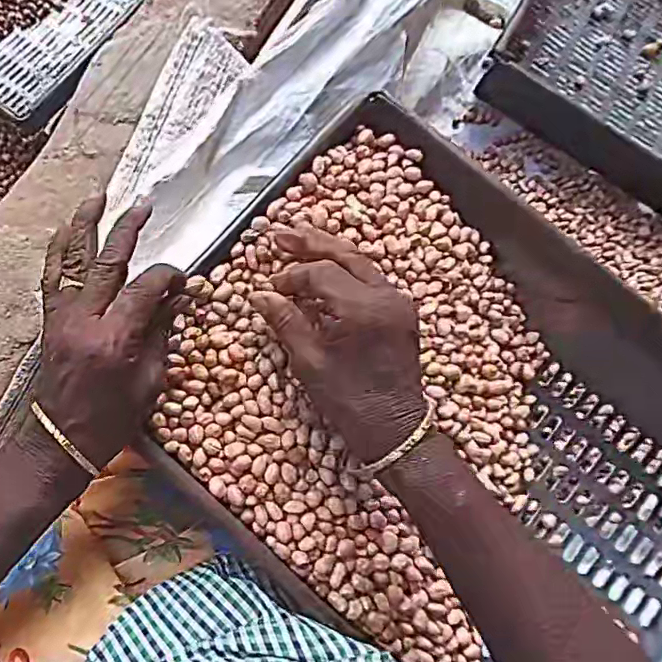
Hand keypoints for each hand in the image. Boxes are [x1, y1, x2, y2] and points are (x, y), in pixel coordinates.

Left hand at [34, 194, 184, 468]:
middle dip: (128, 229)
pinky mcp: (50, 321)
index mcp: (114, 340)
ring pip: (73, 260)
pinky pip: (53, 277)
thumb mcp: (148, 384)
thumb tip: (176, 300)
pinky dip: (59, 251)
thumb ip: (161, 335)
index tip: (181, 280)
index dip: (167, 277)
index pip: (144, 289)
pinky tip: (66, 231)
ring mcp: (62, 318)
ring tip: (97, 197)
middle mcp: (85, 321)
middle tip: (143, 206)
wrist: (59, 440)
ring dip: (85, 225)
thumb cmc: (110, 421)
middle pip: (108, 262)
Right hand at [247, 225, 427, 463]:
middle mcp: (386, 298)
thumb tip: (260, 295)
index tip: (269, 288)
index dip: (291, 277)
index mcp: (363, 310)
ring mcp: (398, 302)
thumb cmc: (349, 401)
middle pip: (345, 255)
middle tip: (279, 234)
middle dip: (310, 243)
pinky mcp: (400, 311)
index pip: (321, 274)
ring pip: (360, 261)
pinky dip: (345, 269)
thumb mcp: (310, 363)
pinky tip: (326, 268)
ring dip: (329, 249)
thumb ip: (286, 322)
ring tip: (300, 239)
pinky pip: (370, 278)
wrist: (394, 426)